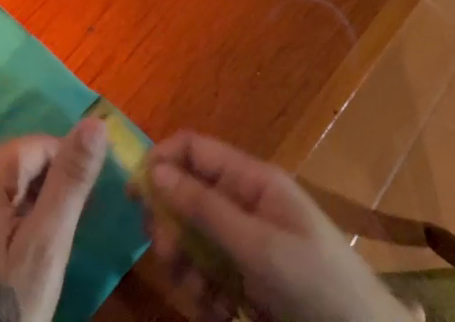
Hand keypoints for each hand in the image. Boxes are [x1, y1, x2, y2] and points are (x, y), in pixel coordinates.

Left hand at [0, 119, 110, 321]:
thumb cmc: (5, 306)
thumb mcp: (45, 244)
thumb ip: (69, 182)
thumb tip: (95, 122)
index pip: (35, 145)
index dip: (68, 167)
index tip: (90, 205)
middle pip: (15, 165)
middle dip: (50, 189)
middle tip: (72, 232)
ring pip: (1, 189)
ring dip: (31, 208)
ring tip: (50, 248)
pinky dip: (9, 223)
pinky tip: (21, 258)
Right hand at [144, 132, 412, 321]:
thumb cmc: (319, 286)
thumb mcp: (260, 246)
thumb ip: (205, 207)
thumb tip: (154, 168)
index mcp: (252, 181)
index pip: (192, 148)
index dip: (160, 163)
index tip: (136, 197)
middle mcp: (245, 204)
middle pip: (184, 196)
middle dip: (171, 227)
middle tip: (170, 258)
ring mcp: (246, 243)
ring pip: (191, 240)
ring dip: (187, 269)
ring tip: (203, 299)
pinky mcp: (248, 279)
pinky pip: (208, 274)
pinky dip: (205, 295)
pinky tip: (219, 314)